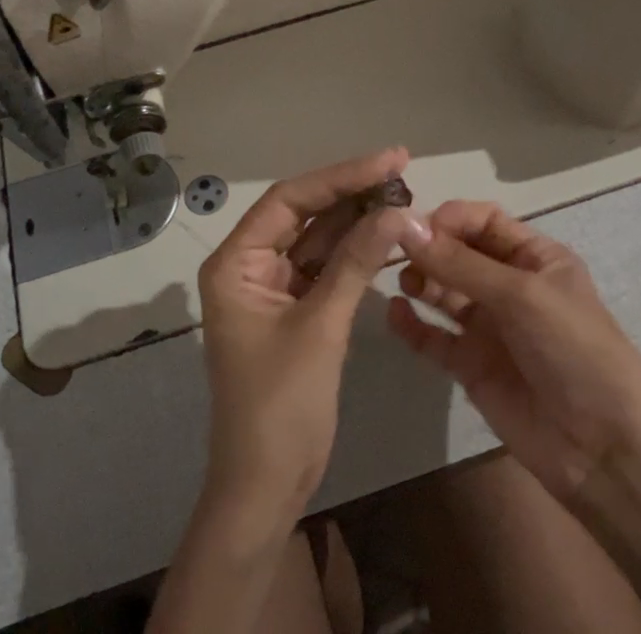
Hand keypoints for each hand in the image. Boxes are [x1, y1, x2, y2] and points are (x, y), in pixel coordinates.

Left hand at [197, 148, 428, 521]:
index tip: (391, 159)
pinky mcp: (295, 313)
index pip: (288, 200)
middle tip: (405, 170)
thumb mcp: (320, 328)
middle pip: (303, 214)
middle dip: (351, 193)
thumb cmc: (280, 405)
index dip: (340, 175)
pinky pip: (326, 270)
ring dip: (357, 220)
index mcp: (235, 263)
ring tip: (404, 196)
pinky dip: (356, 255)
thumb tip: (398, 212)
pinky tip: (388, 235)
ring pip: (317, 240)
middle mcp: (249, 267)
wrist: (267, 482)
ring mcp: (272, 290)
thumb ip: (356, 265)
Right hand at [387, 201, 640, 500]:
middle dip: (428, 248)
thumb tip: (402, 224)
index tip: (414, 226)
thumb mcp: (523, 297)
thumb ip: (460, 264)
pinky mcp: (470, 365)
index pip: (484, 221)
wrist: (601, 447)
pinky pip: (433, 336)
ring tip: (401, 282)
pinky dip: (412, 323)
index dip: (450, 219)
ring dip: (420, 280)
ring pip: (443, 291)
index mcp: (537, 259)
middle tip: (392, 250)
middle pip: (458, 253)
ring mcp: (489, 327)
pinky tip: (394, 313)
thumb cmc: (574, 351)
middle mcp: (510, 286)